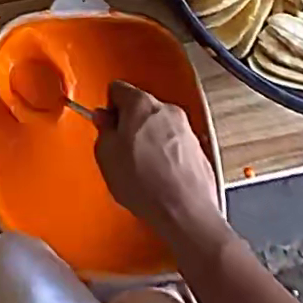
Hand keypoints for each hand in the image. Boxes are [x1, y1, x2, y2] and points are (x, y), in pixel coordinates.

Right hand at [95, 81, 221, 239]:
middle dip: (129, 125)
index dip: (108, 108)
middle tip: (121, 151)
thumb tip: (105, 123)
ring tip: (142, 171)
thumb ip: (103, 130)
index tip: (107, 126)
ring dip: (149, 141)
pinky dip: (166, 156)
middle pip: (140, 108)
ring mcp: (186, 130)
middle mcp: (166, 110)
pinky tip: (159, 179)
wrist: (186, 214)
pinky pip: (175, 145)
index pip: (117, 89)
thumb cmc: (146, 184)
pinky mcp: (199, 151)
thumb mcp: (106, 155)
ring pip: (159, 127)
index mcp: (140, 103)